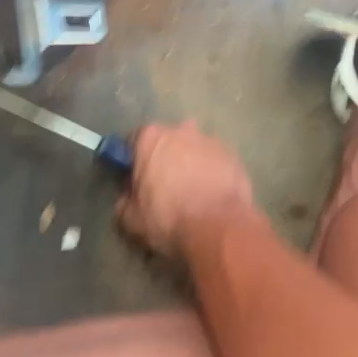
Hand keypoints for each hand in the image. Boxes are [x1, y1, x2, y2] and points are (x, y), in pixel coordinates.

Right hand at [116, 121, 257, 255]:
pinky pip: (214, 160)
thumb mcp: (131, 219)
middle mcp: (181, 130)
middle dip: (163, 159)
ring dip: (189, 164)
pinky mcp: (232, 154)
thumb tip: (128, 197)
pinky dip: (211, 172)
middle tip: (163, 187)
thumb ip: (124, 201)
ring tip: (192, 193)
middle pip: (167, 141)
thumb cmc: (168, 218)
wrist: (218, 226)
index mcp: (151, 138)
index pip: (133, 140)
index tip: (133, 178)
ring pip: (193, 149)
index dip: (132, 160)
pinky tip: (211, 194)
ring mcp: (210, 140)